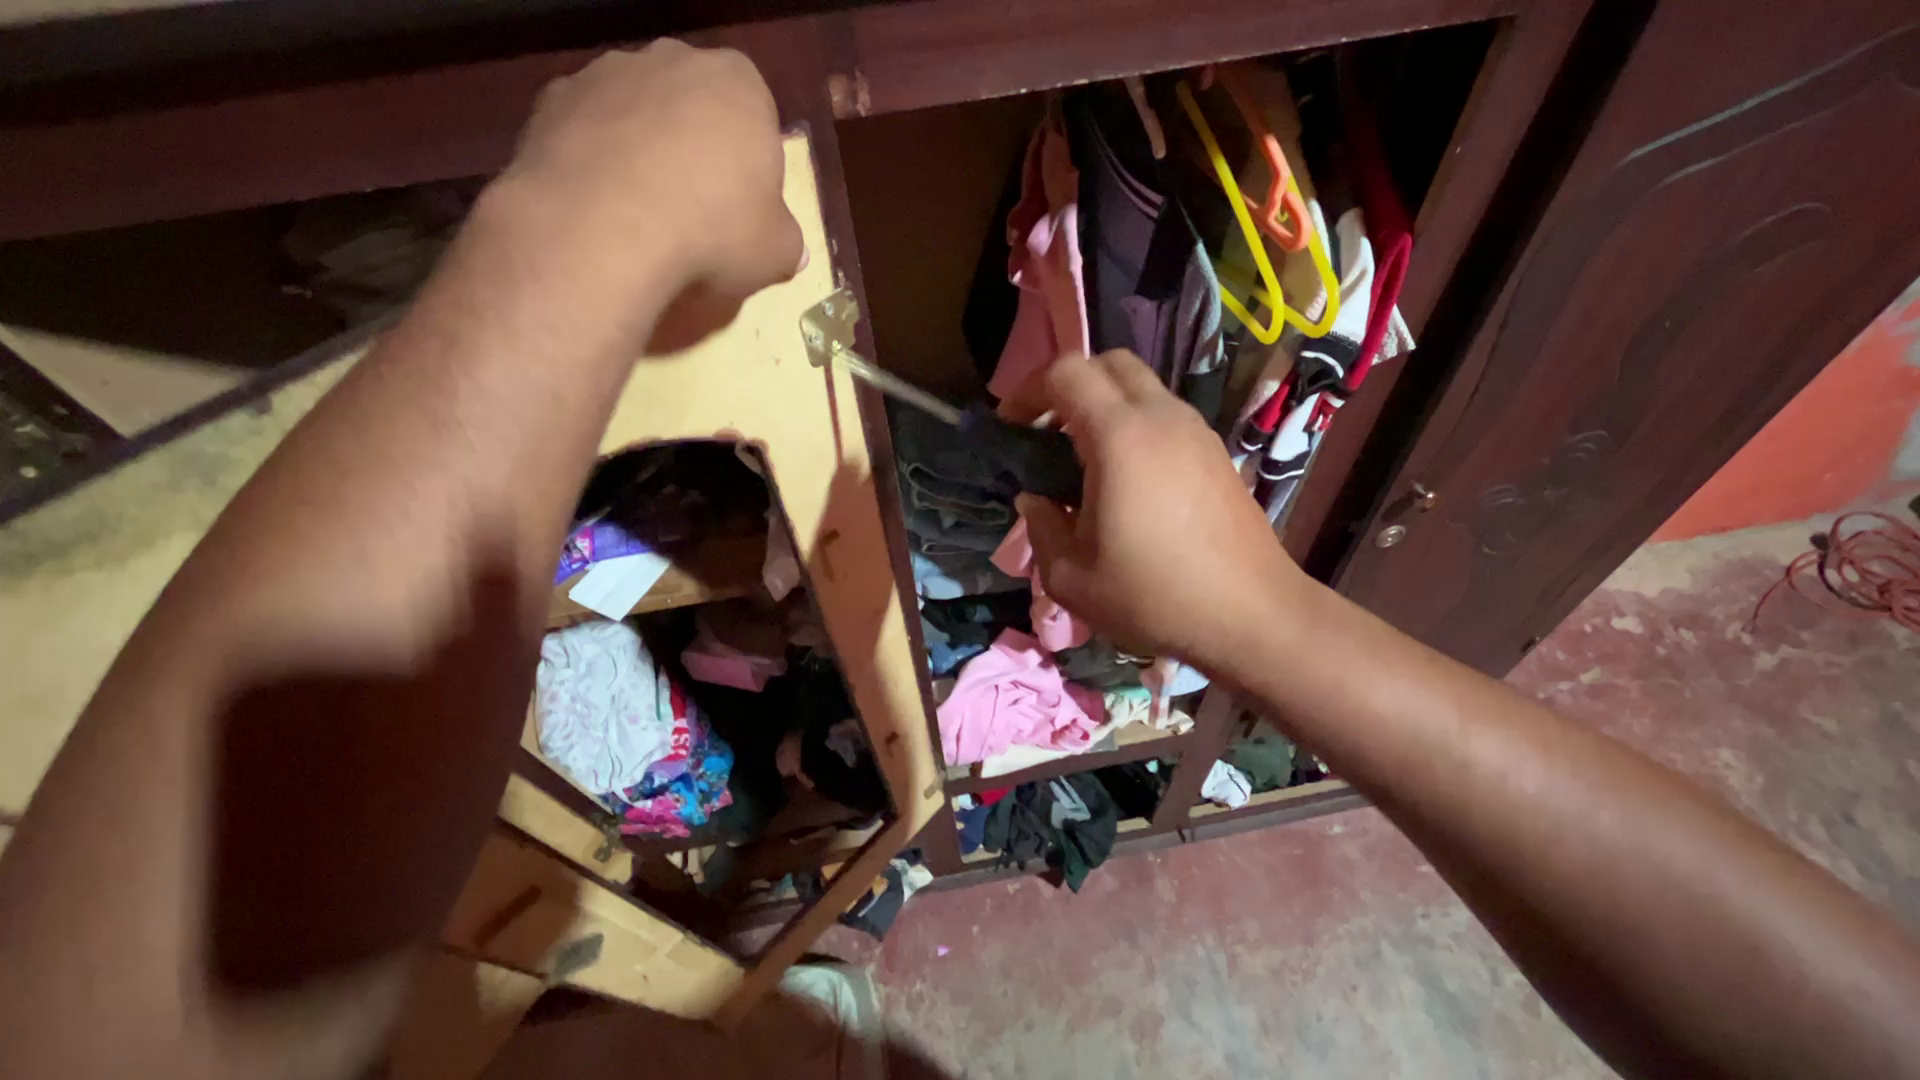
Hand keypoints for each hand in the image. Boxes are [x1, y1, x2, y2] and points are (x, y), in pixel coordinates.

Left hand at [479, 41, 805, 343]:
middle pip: (693, 104)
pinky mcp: (552, 99)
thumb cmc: (712, 231)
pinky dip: (595, 160)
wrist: (603, 230)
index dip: (751, 163)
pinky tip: (600, 208)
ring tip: (642, 214)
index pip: (756, 114)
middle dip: (695, 146)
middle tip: (696, 209)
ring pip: (637, 112)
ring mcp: (606, 73)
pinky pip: (587, 131)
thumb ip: (785, 241)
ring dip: (643, 150)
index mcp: (739, 83)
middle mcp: (672, 59)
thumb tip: (787, 248)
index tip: (743, 206)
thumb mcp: (775, 251)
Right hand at [1017, 351, 1309, 667]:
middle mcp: (1162, 418)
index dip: (1028, 390)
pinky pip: (1166, 417)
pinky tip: (1128, 480)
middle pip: (1109, 364)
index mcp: (1120, 437)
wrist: (1252, 616)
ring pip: (1142, 388)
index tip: (1011, 427)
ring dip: (1105, 406)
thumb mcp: (1072, 578)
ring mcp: (1196, 432)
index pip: (1067, 372)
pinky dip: (1136, 426)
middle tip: (1047, 432)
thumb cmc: (1154, 598)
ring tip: (1084, 460)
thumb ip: (1041, 528)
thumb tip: (1035, 499)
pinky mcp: (1217, 453)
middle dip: (1069, 386)